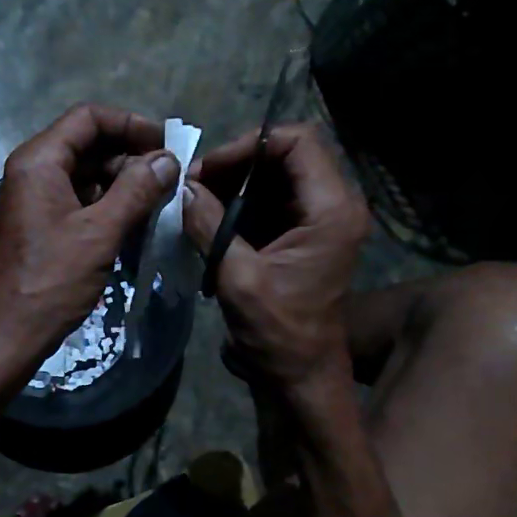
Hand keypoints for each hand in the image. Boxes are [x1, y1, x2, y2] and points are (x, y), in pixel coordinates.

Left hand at [0, 104, 178, 374]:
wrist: (11, 332)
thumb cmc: (53, 280)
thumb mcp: (100, 233)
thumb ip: (136, 190)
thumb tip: (167, 160)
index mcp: (39, 161)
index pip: (89, 118)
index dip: (130, 124)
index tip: (166, 146)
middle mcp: (33, 171)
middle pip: (88, 143)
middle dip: (130, 156)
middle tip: (169, 180)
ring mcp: (35, 198)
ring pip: (86, 173)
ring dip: (122, 183)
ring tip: (159, 202)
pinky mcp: (41, 222)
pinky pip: (79, 199)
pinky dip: (107, 204)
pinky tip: (135, 221)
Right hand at [183, 122, 368, 388]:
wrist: (299, 374)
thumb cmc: (277, 331)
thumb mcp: (237, 277)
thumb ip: (209, 226)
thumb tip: (182, 188)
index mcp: (332, 210)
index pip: (297, 142)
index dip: (249, 146)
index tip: (209, 171)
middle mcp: (335, 205)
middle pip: (286, 155)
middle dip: (236, 165)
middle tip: (195, 188)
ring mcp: (321, 220)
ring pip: (275, 177)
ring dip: (234, 185)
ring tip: (196, 204)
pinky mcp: (303, 235)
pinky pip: (271, 201)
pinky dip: (239, 205)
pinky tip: (209, 222)